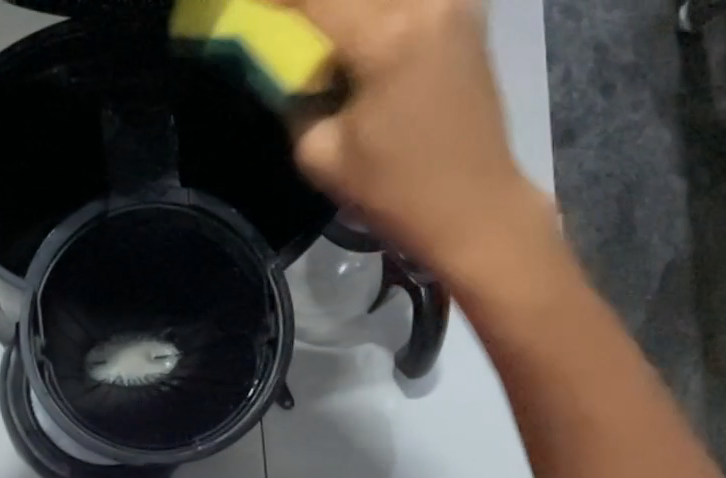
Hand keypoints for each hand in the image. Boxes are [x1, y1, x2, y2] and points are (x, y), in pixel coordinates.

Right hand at [279, 0, 551, 279]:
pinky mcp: (466, 14)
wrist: (474, 208)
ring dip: (347, 9)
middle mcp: (425, 3)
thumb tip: (280, 68)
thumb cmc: (395, 193)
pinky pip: (407, 2)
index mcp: (386, 38)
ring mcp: (453, 3)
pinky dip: (378, 13)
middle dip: (314, 5)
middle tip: (288, 22)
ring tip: (323, 30)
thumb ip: (294, 100)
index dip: (276, 2)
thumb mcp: (321, 156)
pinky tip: (360, 34)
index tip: (250, 10)